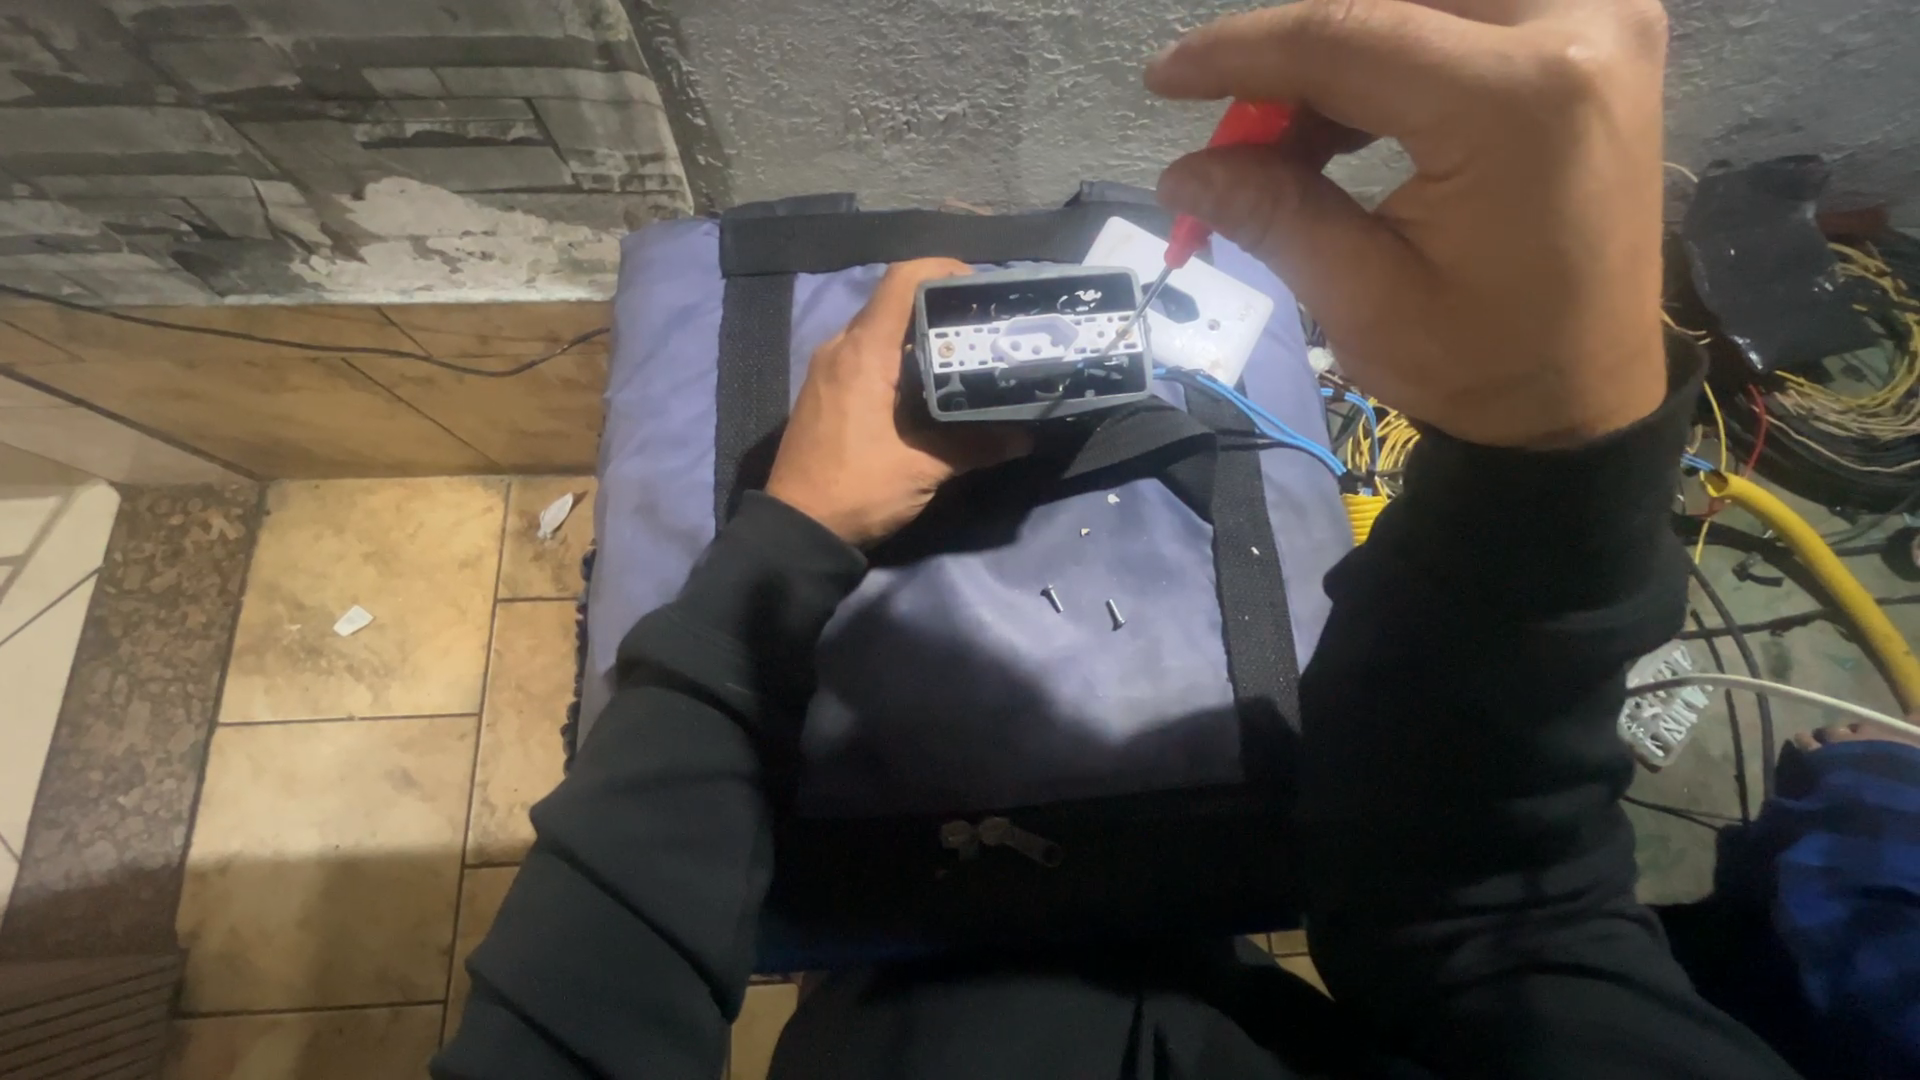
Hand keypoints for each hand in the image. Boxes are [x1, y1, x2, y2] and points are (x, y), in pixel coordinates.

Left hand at [766, 259, 1030, 546]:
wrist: (797, 529)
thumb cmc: (857, 490)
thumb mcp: (922, 469)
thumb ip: (975, 446)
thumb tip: (1023, 437)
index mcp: (863, 353)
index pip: (902, 280)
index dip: (943, 270)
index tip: (980, 288)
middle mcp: (841, 348)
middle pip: (894, 302)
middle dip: (940, 307)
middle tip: (983, 328)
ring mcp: (828, 368)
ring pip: (879, 330)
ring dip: (919, 336)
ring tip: (962, 356)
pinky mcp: (824, 390)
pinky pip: (865, 355)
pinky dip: (898, 358)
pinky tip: (925, 388)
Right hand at [1146, 0, 1670, 447]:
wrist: (1584, 389)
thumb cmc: (1476, 362)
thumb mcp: (1358, 299)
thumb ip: (1272, 216)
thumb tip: (1180, 174)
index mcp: (1516, 102)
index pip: (1344, 39)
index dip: (1239, 54)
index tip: (1164, 76)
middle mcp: (1577, 20)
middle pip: (1385, 1)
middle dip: (1291, 62)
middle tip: (1237, 139)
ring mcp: (1598, 17)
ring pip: (1419, 1)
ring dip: (1334, 62)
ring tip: (1286, 152)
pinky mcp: (1592, 36)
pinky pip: (1459, 18)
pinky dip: (1382, 63)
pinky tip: (1340, 132)